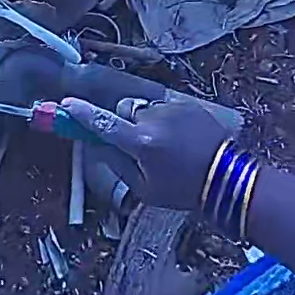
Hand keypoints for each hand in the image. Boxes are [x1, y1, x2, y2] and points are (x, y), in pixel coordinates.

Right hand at [60, 97, 238, 208]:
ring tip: (163, 142)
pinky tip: (177, 137)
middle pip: (123, 109)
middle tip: (136, 142)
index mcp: (142, 143)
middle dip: (123, 121)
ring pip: (142, 107)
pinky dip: (162, 118)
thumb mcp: (143, 189)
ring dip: (144, 120)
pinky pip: (162, 106)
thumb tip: (93, 142)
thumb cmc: (183, 190)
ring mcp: (173, 109)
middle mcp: (155, 120)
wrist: (228, 179)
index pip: (104, 123)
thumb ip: (114, 162)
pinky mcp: (187, 104)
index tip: (66, 105)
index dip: (82, 114)